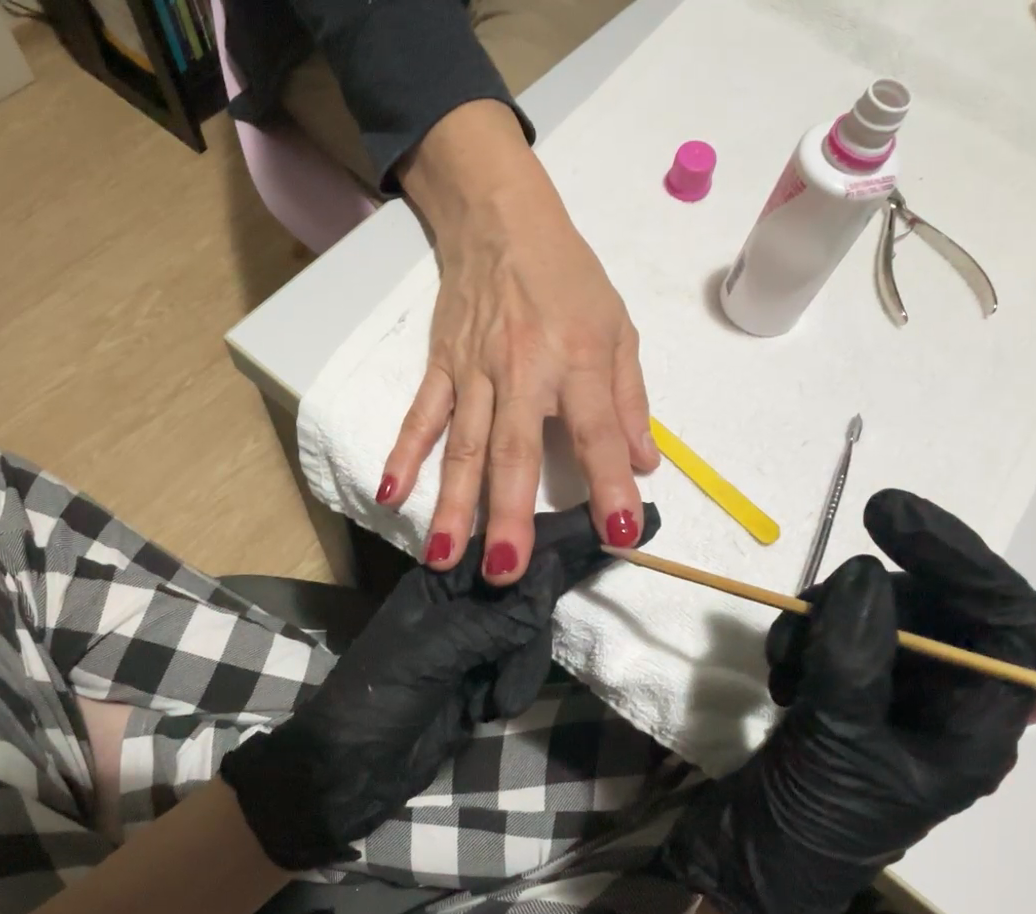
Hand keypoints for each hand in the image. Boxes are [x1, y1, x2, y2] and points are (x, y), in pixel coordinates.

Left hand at [220, 503, 659, 869]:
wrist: (353, 768)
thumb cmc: (381, 697)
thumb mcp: (436, 651)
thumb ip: (498, 617)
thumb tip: (551, 575)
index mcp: (442, 580)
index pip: (512, 546)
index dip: (566, 533)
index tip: (621, 517)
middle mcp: (464, 601)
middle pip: (530, 584)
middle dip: (554, 594)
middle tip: (616, 557)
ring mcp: (477, 640)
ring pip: (532, 634)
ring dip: (522, 667)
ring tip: (493, 698)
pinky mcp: (485, 675)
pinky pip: (523, 667)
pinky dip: (515, 687)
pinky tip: (490, 707)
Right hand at [385, 101, 659, 582]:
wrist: (501, 221)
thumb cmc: (569, 278)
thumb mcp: (618, 327)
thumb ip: (630, 400)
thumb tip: (644, 464)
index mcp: (578, 360)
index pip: (598, 431)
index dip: (611, 484)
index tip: (621, 534)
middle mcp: (523, 370)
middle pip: (514, 450)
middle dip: (508, 513)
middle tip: (503, 570)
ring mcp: (474, 370)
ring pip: (462, 445)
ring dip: (452, 503)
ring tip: (444, 557)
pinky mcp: (441, 366)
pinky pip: (422, 415)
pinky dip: (404, 454)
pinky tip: (391, 495)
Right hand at [663, 490, 1035, 913]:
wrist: (749, 868)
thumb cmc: (813, 823)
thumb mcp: (837, 740)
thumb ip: (855, 656)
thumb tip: (866, 572)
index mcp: (976, 725)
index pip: (1005, 620)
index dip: (962, 560)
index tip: (893, 517)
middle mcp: (943, 701)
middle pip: (933, 607)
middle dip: (869, 595)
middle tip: (810, 603)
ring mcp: (889, 693)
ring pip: (874, 615)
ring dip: (821, 620)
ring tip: (784, 658)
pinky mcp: (840, 690)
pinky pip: (831, 634)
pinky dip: (801, 639)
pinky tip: (779, 673)